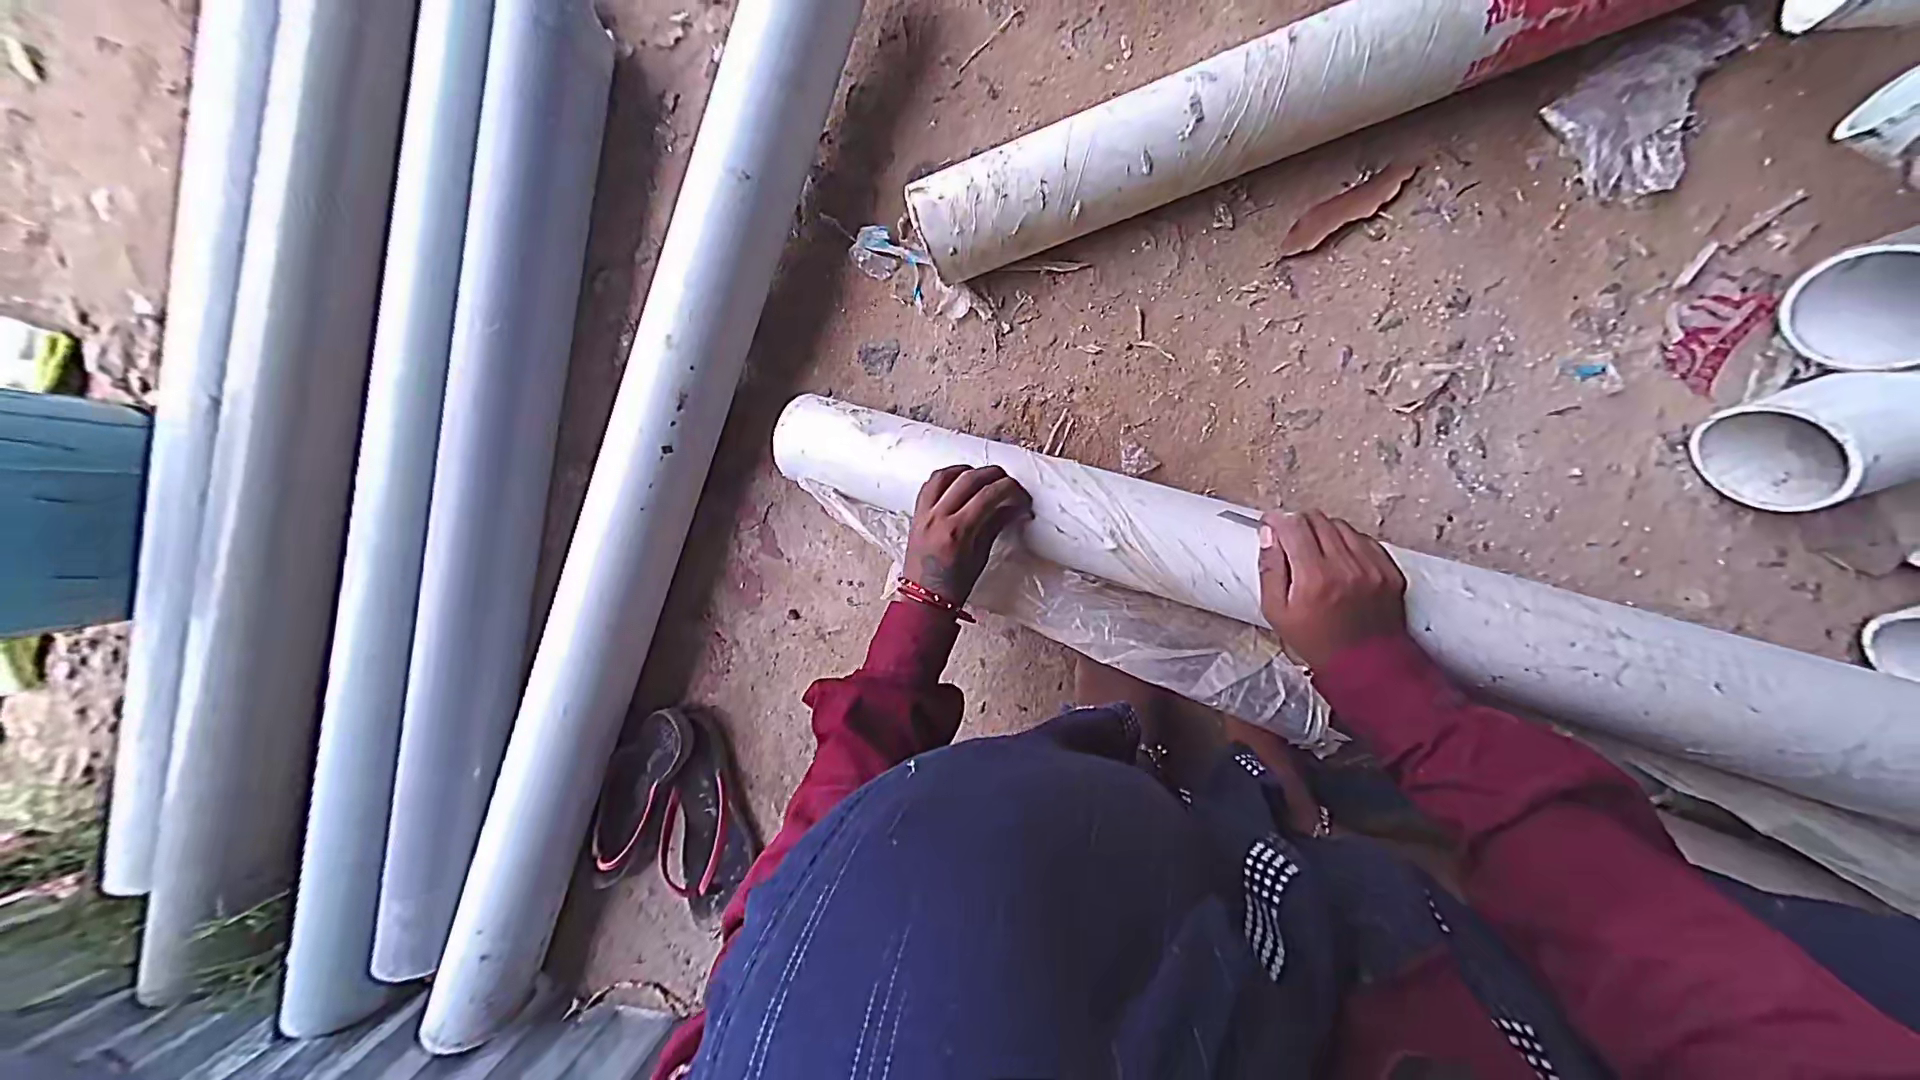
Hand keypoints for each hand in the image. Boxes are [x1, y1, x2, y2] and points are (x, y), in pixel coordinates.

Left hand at [903, 465, 1031, 604]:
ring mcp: (924, 514)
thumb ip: (996, 525)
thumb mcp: (981, 555)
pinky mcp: (917, 513)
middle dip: (994, 475)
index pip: (989, 495)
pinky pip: (930, 484)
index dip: (1010, 490)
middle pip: (970, 479)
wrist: (923, 599)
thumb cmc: (953, 585)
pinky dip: (947, 477)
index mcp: (957, 531)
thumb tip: (1014, 507)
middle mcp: (938, 517)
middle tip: (1008, 482)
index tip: (1021, 495)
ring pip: (946, 475)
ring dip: (968, 471)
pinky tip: (960, 481)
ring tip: (984, 477)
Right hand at [1258, 510, 1408, 669]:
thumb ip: (1269, 568)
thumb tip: (1268, 535)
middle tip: (1289, 538)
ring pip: (1341, 526)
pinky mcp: (1389, 570)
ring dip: (1323, 532)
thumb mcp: (1276, 610)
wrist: (1367, 665)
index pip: (1293, 526)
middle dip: (1298, 524)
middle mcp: (1346, 566)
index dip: (1276, 520)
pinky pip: (1364, 540)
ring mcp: (1372, 567)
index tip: (1270, 523)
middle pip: (1317, 520)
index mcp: (1314, 577)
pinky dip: (1347, 543)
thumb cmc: (1316, 640)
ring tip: (1314, 552)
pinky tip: (1338, 560)